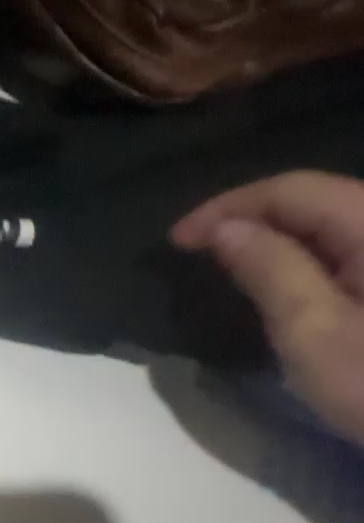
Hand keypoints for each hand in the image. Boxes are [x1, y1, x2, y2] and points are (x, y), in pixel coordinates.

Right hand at [173, 171, 363, 442]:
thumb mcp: (314, 333)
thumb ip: (269, 270)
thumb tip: (226, 229)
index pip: (295, 190)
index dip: (227, 207)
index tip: (178, 243)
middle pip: (323, 200)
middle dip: (253, 219)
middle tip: (201, 254)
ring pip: (344, 224)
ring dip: (283, 238)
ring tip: (237, 265)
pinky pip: (362, 250)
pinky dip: (318, 256)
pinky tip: (295, 282)